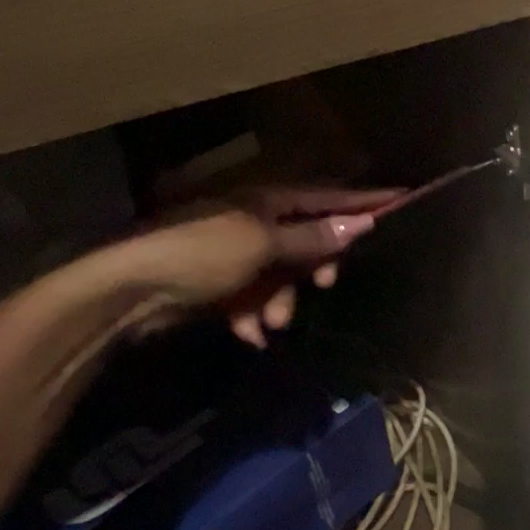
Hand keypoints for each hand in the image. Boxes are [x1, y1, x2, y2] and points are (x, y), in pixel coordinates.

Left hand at [101, 186, 401, 347]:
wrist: (129, 291)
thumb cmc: (200, 254)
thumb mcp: (263, 244)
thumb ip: (312, 237)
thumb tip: (362, 222)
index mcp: (268, 201)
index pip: (327, 197)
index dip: (363, 201)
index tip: (401, 198)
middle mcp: (256, 222)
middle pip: (307, 241)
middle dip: (314, 267)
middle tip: (323, 283)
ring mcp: (236, 254)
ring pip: (282, 277)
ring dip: (281, 301)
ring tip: (270, 323)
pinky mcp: (218, 285)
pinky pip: (253, 299)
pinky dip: (254, 316)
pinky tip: (247, 332)